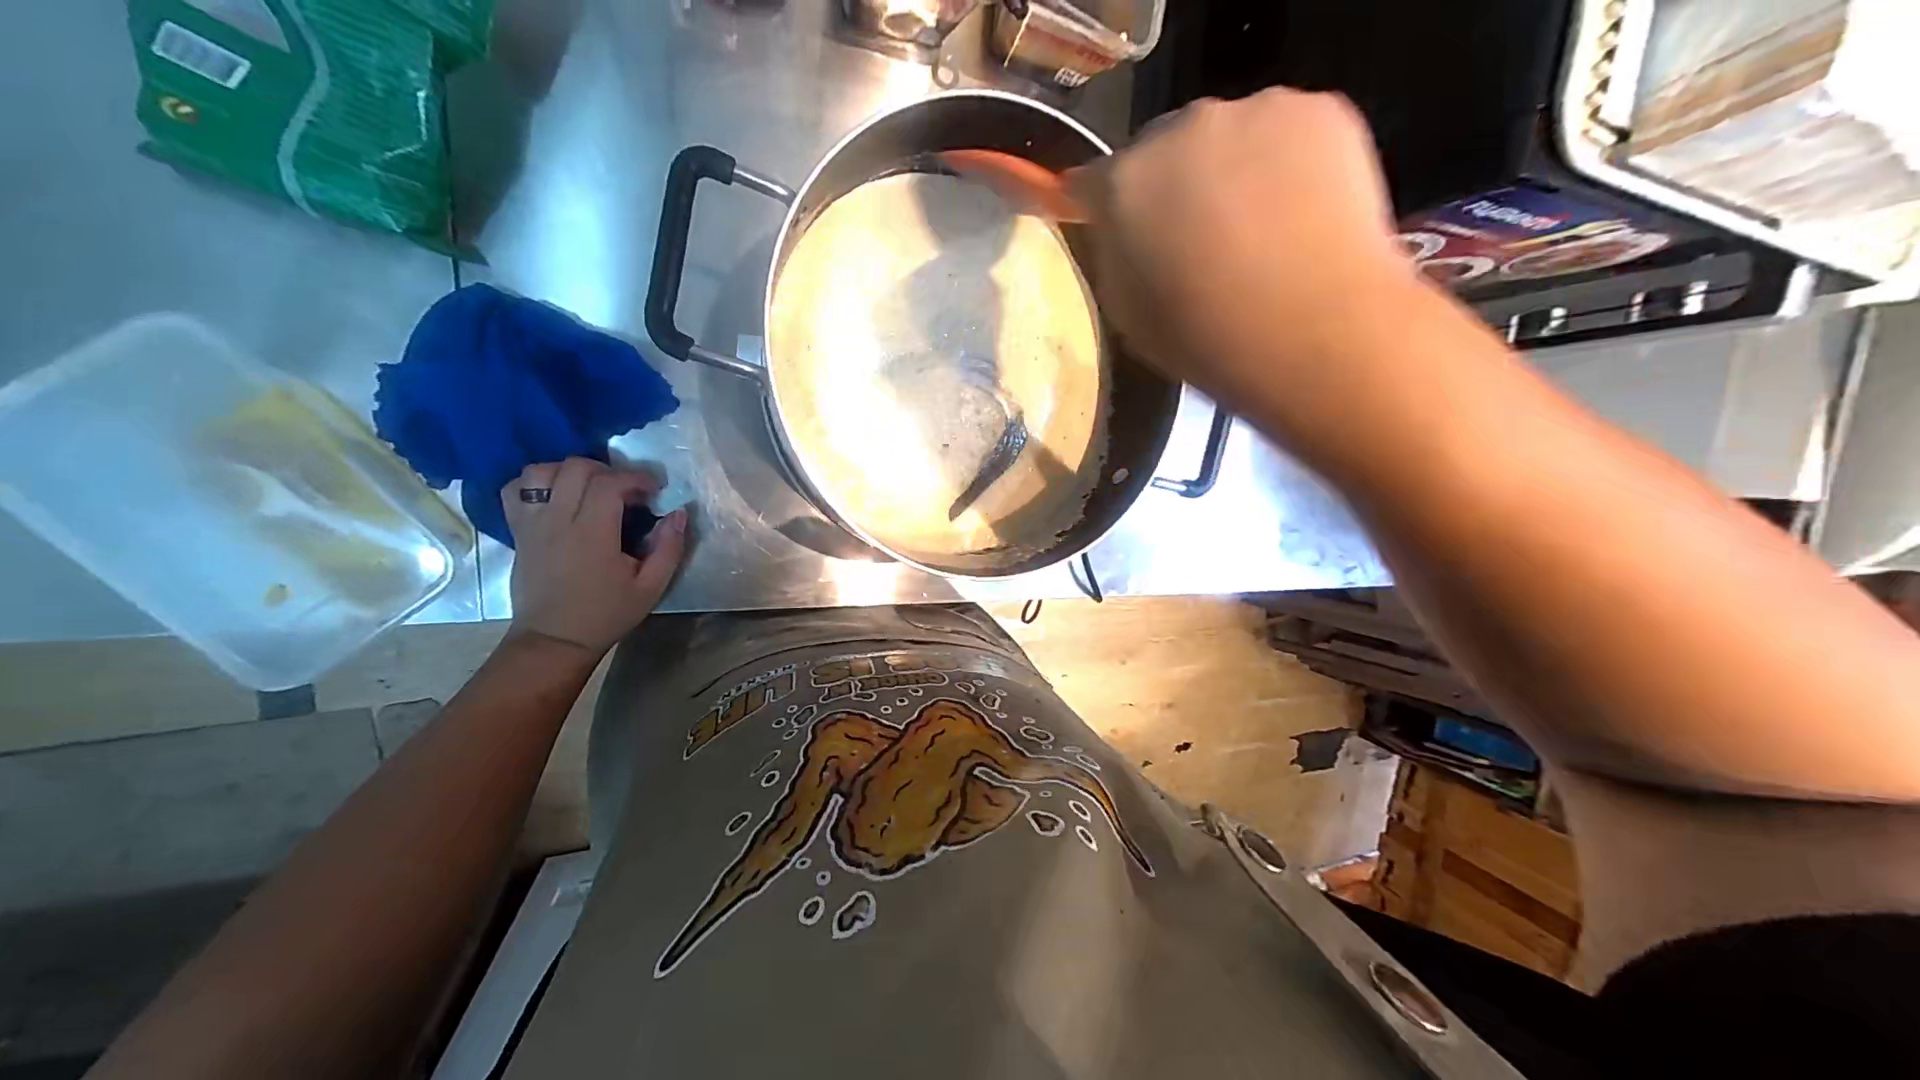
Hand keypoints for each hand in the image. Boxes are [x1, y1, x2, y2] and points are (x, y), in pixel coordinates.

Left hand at [503, 458, 687, 655]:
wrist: (555, 639)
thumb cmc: (606, 614)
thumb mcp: (651, 587)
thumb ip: (669, 547)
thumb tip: (678, 514)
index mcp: (592, 533)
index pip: (610, 482)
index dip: (636, 478)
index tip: (653, 492)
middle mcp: (557, 520)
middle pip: (576, 468)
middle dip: (607, 470)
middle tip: (625, 491)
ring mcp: (532, 523)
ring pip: (542, 471)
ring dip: (570, 472)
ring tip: (591, 490)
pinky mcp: (519, 531)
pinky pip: (516, 490)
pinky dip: (537, 483)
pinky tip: (557, 496)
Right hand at [1074, 89, 1421, 433]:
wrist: (1312, 327)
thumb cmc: (1203, 336)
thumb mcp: (1127, 310)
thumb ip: (1116, 256)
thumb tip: (1127, 235)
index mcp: (1123, 183)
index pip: (1092, 180)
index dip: (1102, 205)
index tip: (1116, 227)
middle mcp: (1180, 129)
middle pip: (1164, 149)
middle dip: (1172, 184)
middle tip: (1198, 236)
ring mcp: (1254, 111)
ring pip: (1230, 136)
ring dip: (1232, 169)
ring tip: (1260, 228)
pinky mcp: (1320, 109)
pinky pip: (1288, 132)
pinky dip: (1290, 163)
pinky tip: (1302, 213)